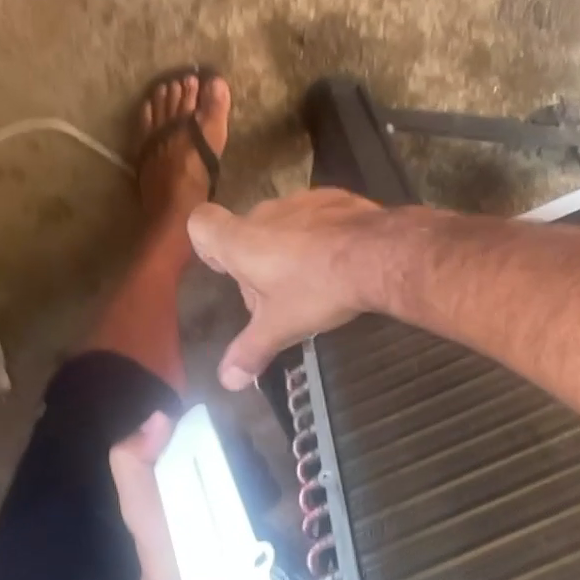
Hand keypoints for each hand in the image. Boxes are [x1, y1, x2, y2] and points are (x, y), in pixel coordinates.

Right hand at [187, 189, 397, 389]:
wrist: (378, 254)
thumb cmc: (317, 289)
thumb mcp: (281, 327)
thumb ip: (250, 350)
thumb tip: (226, 381)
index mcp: (241, 240)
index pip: (202, 224)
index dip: (208, 246)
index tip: (227, 270)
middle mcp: (266, 213)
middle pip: (247, 234)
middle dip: (257, 263)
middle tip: (279, 299)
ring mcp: (303, 200)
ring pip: (284, 225)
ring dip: (291, 248)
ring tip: (314, 282)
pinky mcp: (337, 198)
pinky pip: (318, 218)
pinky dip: (322, 236)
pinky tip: (341, 261)